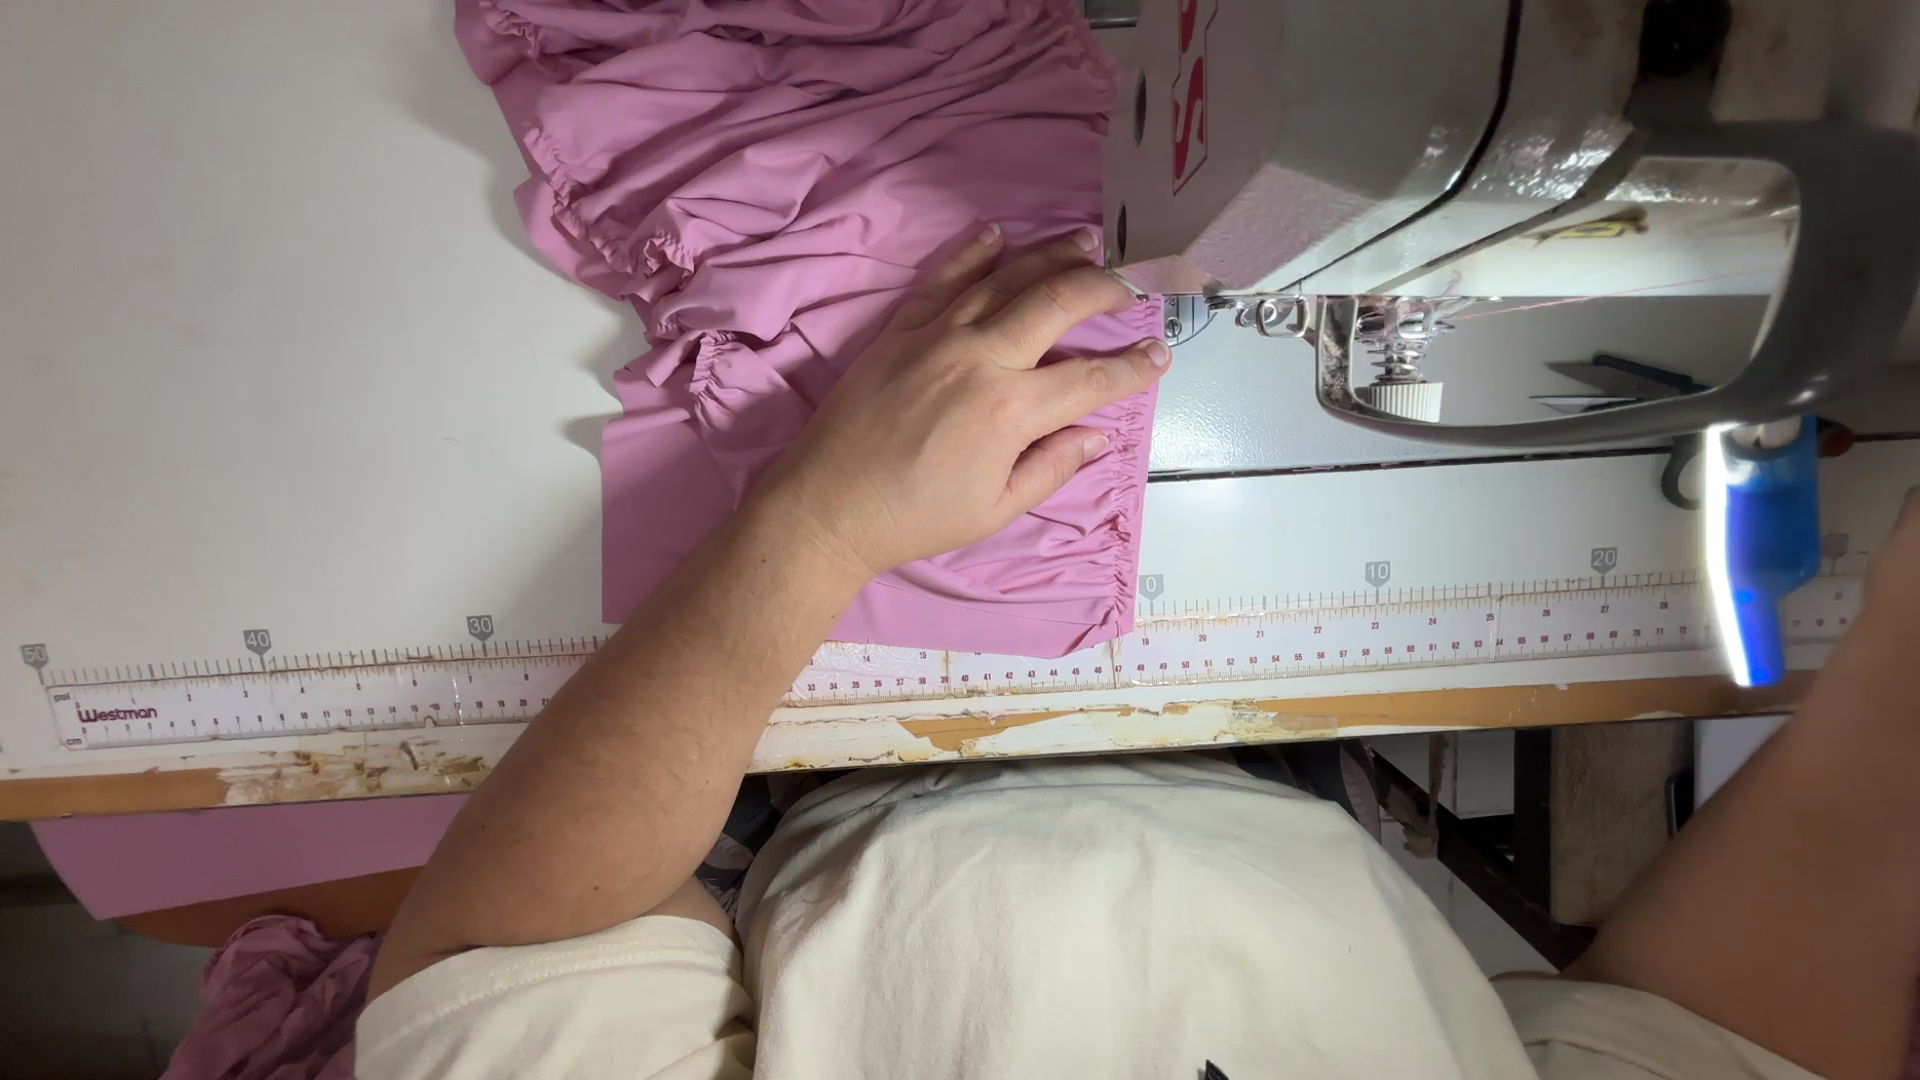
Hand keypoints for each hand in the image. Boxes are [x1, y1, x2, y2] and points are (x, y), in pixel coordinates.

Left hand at [751, 224, 1168, 578]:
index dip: (1133, 367)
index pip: (1091, 380)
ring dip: (1051, 255)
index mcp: (1009, 411)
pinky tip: (996, 235)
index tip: (1161, 354)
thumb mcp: (995, 510)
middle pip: (1056, 303)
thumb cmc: (914, 519)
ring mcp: (936, 337)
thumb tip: (1097, 435)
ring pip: (1005, 278)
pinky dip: (972, 253)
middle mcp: (979, 358)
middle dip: (1104, 288)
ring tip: (1086, 241)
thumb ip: (1051, 467)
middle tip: (1130, 284)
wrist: (827, 508)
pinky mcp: (899, 331)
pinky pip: (943, 280)